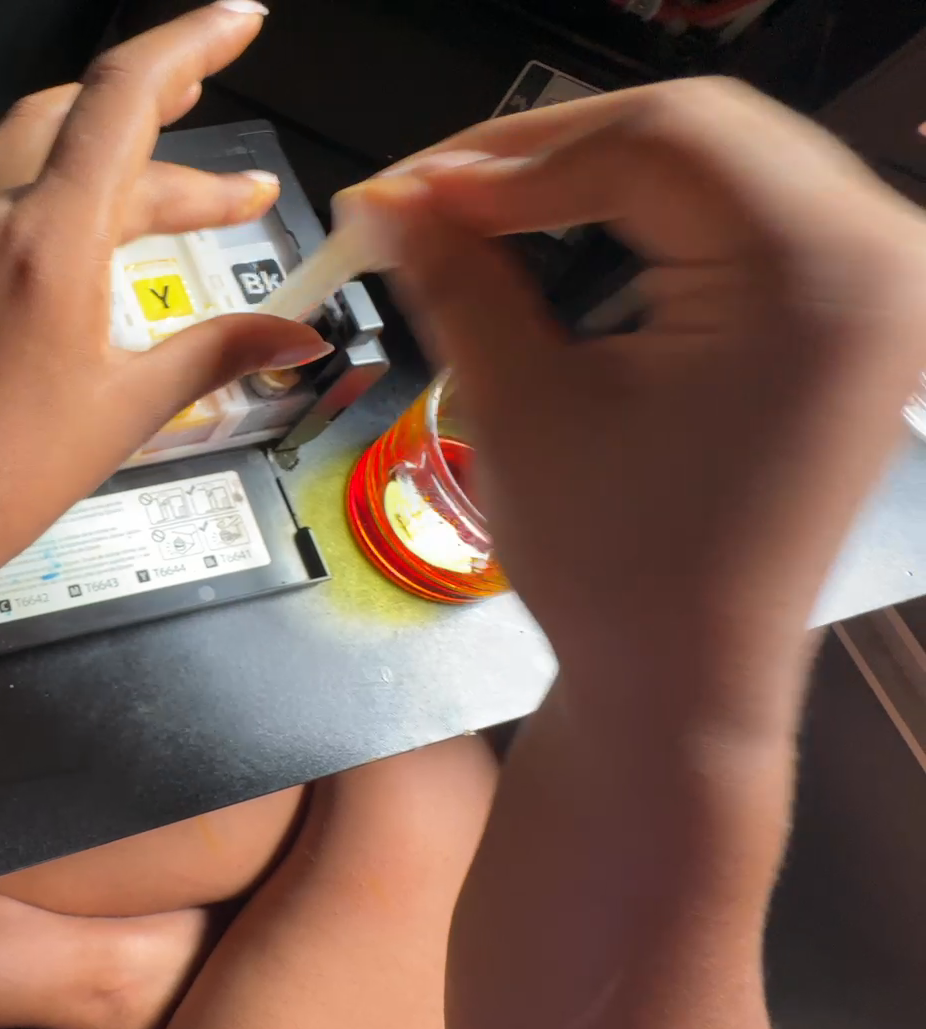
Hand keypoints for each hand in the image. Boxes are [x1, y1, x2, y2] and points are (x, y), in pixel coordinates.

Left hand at [0, 0, 330, 614]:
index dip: (190, 43)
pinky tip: (88, 222)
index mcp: (48, 239)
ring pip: (32, 146)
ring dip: (105, 155)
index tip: (242, 22)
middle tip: (225, 175)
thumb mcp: (132, 406)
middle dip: (164, 123)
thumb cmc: (25, 471)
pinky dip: (50, 184)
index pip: (122, 96)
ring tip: (171, 195)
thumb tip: (309, 333)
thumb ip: (221, 349)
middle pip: (81, 116)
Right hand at [364, 78, 925, 687]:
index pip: (650, 139)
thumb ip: (456, 281)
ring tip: (458, 219)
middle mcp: (872, 249)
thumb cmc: (599, 548)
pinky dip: (607, 223)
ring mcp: (858, 281)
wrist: (675, 660)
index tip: (392, 196)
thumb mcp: (515, 402)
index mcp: (816, 267)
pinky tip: (537, 246)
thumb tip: (388, 206)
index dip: (500, 156)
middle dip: (528, 160)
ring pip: (694, 171)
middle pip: (680, 137)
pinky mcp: (820, 315)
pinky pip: (707, 225)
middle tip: (414, 201)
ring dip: (563, 185)